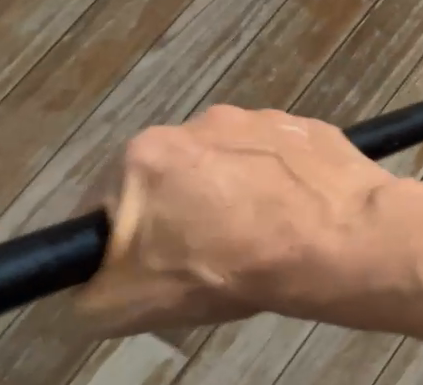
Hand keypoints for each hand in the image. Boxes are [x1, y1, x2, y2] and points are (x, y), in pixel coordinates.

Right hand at [75, 105, 397, 335]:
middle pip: (178, 173)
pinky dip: (283, 179)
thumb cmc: (222, 267)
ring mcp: (272, 119)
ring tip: (256, 230)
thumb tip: (100, 266)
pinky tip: (293, 209)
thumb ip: (85, 277)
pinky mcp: (318, 126)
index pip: (110, 199)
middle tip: (203, 247)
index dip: (122, 236)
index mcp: (148, 151)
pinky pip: (283, 157)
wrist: (336, 238)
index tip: (145, 260)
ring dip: (236, 189)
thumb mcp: (111, 302)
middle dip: (182, 206)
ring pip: (234, 162)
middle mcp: (209, 120)